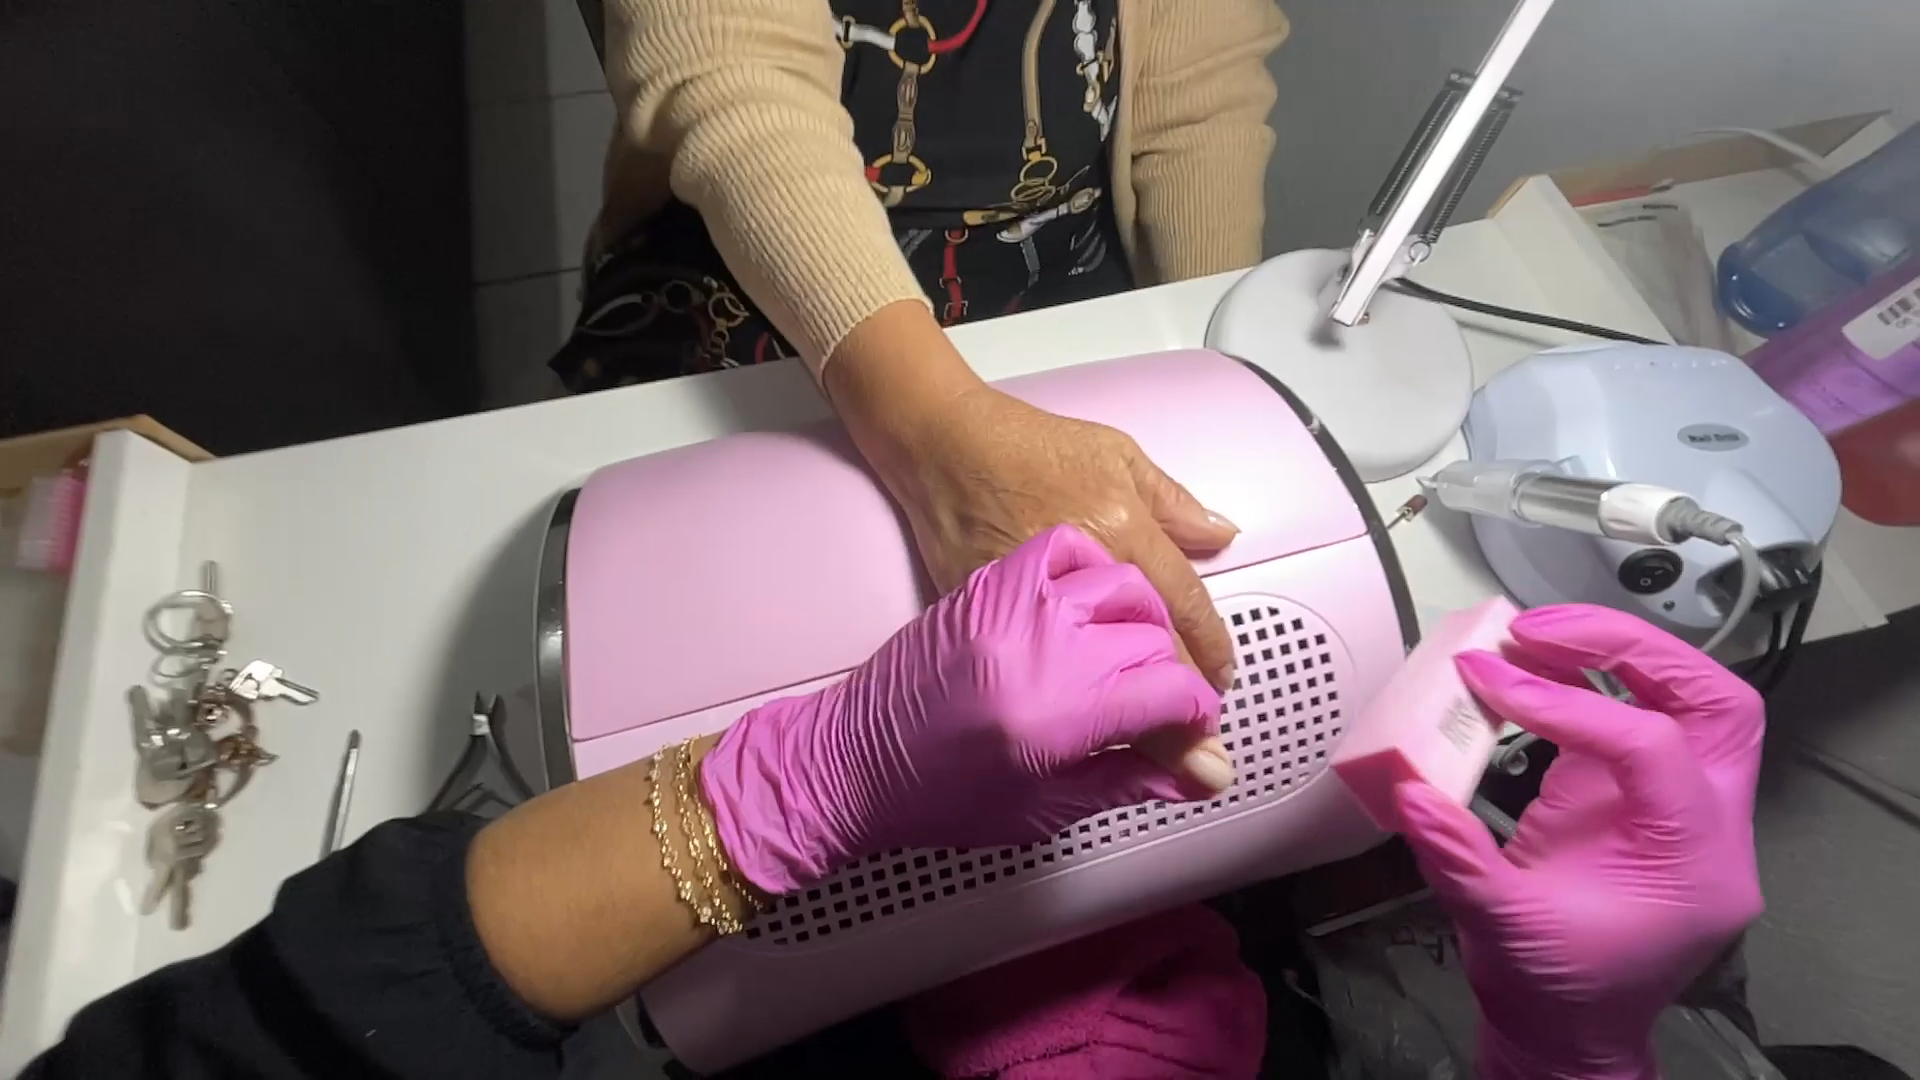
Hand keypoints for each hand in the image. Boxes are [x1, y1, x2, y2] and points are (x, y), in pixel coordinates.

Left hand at [700, 525, 1224, 893]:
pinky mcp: (984, 586)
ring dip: (1149, 611)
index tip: (1197, 728)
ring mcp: (1009, 606)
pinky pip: (1061, 551)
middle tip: (1171, 696)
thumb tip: (1199, 771)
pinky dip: (1092, 564)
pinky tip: (1095, 596)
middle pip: (1153, 634)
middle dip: (1179, 668)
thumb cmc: (934, 796)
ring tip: (1143, 644)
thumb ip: (1126, 779)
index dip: (1198, 715)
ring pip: (1120, 579)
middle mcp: (1037, 648)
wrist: (849, 759)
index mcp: (1054, 717)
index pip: (1168, 692)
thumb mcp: (1039, 810)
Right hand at [822, 304, 1236, 791]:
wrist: (944, 448)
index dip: (1212, 653)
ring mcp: (1036, 603)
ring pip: (1097, 677)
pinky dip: (1067, 697)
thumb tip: (1221, 535)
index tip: (1222, 682)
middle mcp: (1086, 575)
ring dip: (1129, 716)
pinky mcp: (995, 618)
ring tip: (1151, 743)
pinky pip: (1042, 668)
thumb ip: (1173, 501)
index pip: (1186, 607)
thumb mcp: (1114, 452)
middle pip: (1150, 658)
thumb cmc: (1027, 445)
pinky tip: (1081, 719)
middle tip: (1202, 742)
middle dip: (1182, 709)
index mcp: (1123, 530)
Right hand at [1392, 604, 1764, 1079]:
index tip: (1485, 679)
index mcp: (1687, 860)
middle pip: (1711, 702)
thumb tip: (1410, 790)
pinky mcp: (1625, 789)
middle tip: (1535, 628)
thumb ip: (1454, 855)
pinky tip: (1523, 666)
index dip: (1566, 703)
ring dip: (1608, 651)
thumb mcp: (1498, 924)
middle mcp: (1697, 820)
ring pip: (1682, 697)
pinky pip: (1623, 712)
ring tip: (1525, 633)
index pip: (1651, 748)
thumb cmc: (1553, 982)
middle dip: (1625, 648)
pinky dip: (1578, 677)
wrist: (1567, 1016)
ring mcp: (1666, 801)